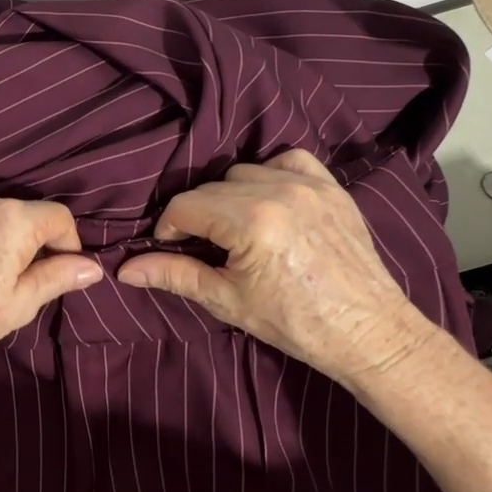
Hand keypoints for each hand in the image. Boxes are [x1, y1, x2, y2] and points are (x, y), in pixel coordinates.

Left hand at [0, 193, 102, 380]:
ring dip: (7, 241)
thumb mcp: (23, 302)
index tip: (64, 271)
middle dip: (36, 243)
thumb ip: (59, 276)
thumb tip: (92, 266)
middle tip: (29, 282)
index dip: (69, 243)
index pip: (59, 217)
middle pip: (27, 215)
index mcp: (13, 218)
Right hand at [116, 149, 441, 382]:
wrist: (367, 332)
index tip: (173, 251)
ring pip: (242, 173)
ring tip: (235, 229)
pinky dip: (269, 174)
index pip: (185, 206)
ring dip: (229, 196)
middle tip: (203, 248)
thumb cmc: (293, 322)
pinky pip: (287, 160)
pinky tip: (267, 202)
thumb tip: (124, 269)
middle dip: (196, 215)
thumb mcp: (225, 300)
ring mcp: (310, 186)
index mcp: (251, 223)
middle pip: (210, 188)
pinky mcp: (332, 188)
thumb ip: (174, 275)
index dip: (168, 229)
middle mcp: (279, 193)